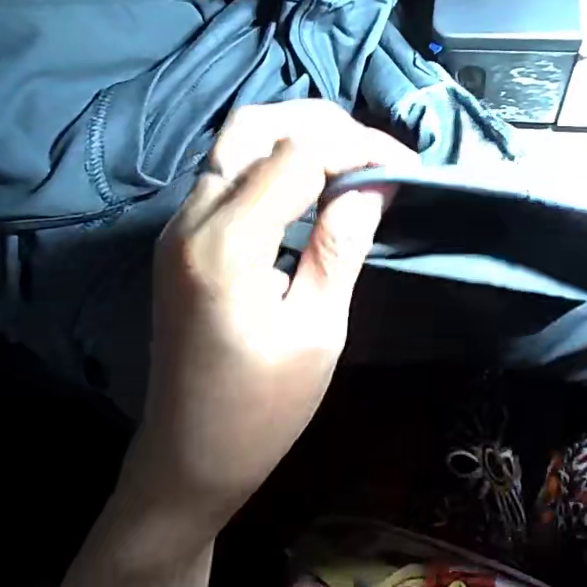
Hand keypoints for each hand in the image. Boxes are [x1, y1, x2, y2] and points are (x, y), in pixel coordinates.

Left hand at [123, 100, 416, 528]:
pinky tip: (317, 184)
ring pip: (239, 140)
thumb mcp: (319, 329)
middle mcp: (191, 218)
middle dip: (326, 126)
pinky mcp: (183, 237)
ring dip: (300, 136)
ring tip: (355, 161)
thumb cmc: (261, 409)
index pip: (299, 155)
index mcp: (226, 244)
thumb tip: (376, 181)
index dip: (359, 147)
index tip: (406, 166)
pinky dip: (279, 159)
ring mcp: (180, 225)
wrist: (186, 460)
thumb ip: (343, 244)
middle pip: (257, 125)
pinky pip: (231, 170)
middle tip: (378, 156)